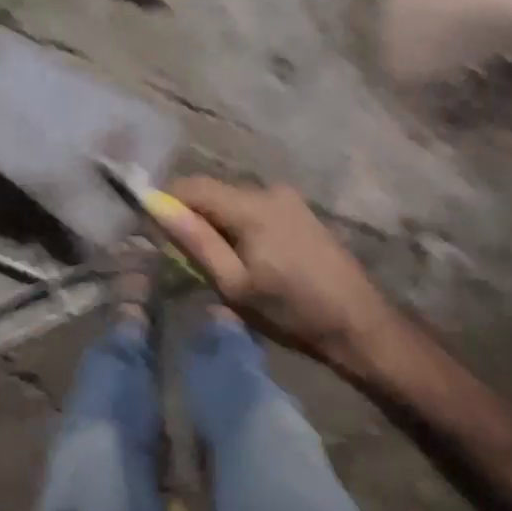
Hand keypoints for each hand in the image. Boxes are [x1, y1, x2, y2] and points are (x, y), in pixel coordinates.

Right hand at [159, 178, 397, 365]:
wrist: (358, 324)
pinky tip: (249, 264)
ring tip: (219, 270)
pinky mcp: (301, 214)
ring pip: (234, 205)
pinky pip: (256, 213)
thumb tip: (158, 208)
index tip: (153, 236)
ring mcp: (290, 201)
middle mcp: (270, 191)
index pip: (192, 186)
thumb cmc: (291, 311)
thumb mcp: (234, 285)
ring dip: (218, 228)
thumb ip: (196, 243)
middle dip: (193, 220)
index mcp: (252, 205)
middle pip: (214, 194)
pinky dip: (240, 231)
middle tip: (186, 263)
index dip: (166, 204)